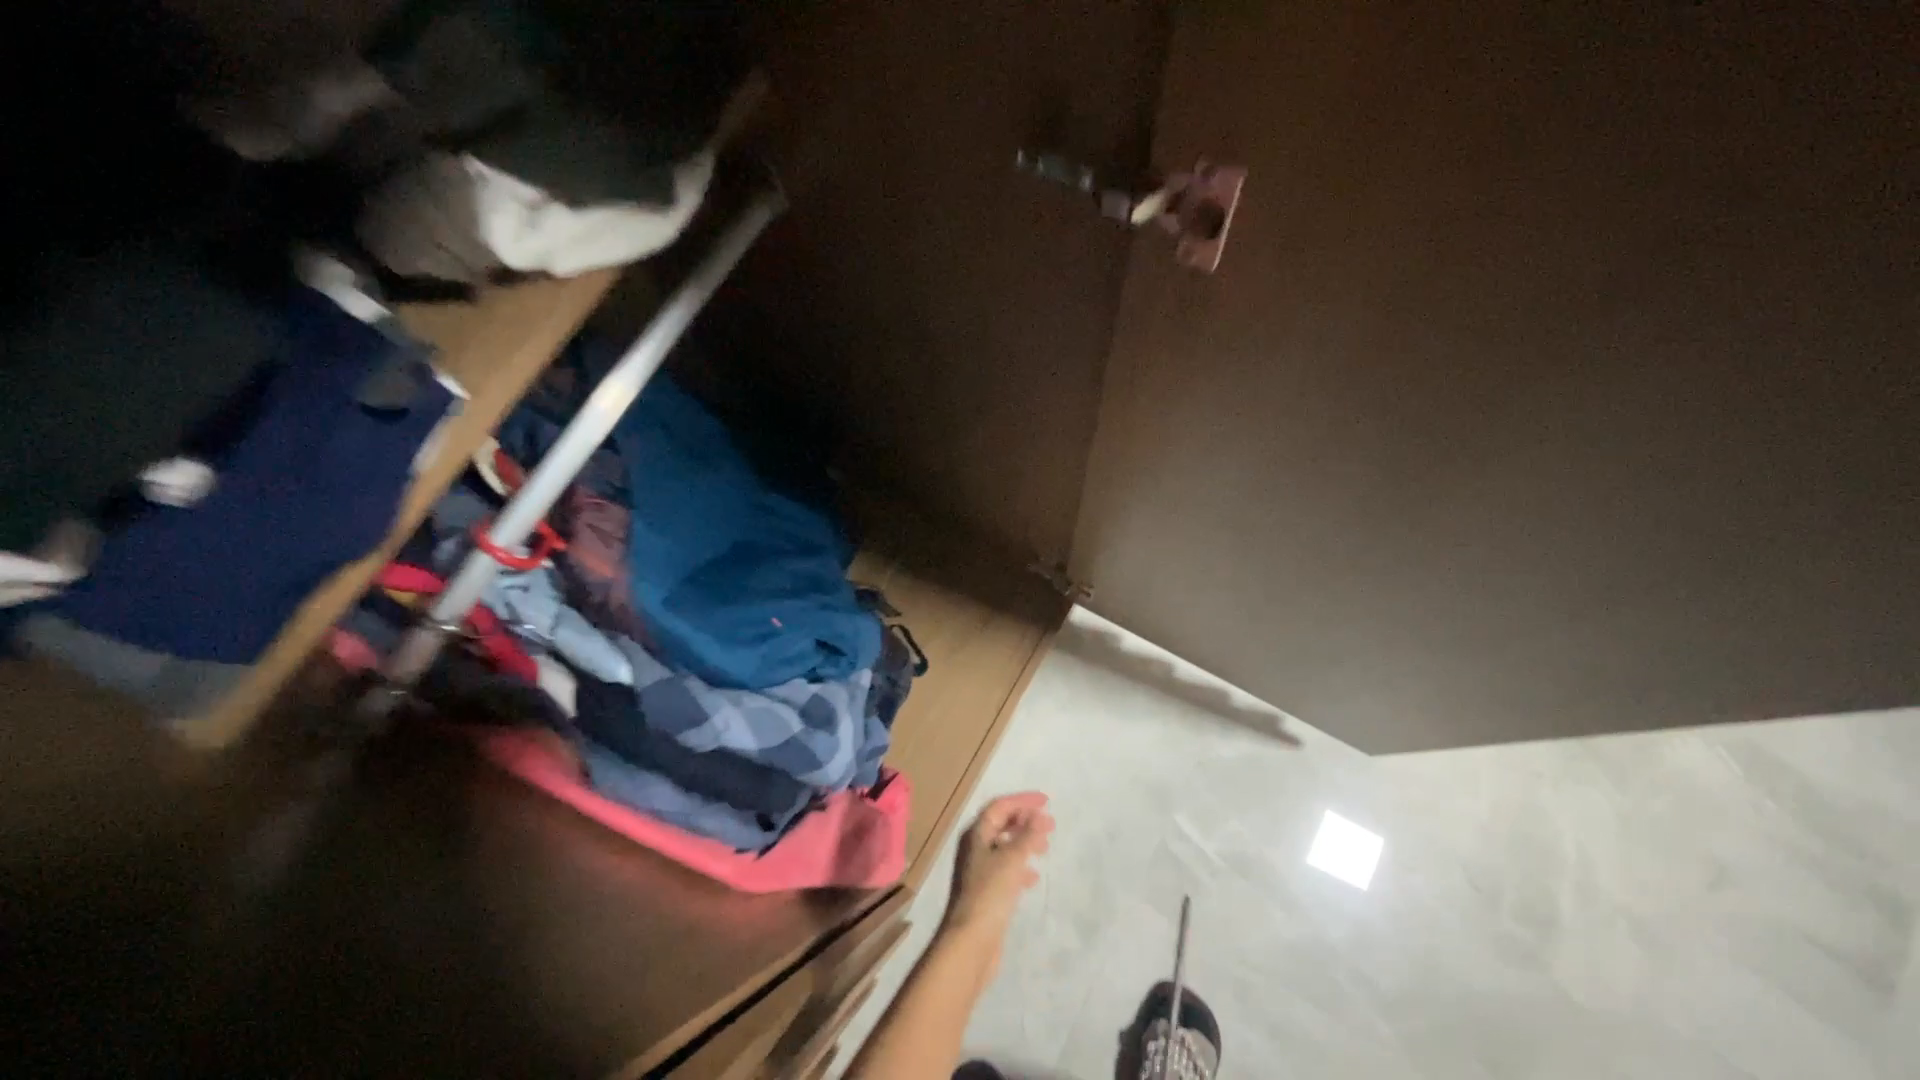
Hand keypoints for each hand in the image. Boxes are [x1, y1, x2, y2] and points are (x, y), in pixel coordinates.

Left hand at [941, 792, 1053, 953]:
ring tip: (1045, 848)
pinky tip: (1033, 878)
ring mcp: (979, 871)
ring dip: (1025, 843)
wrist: (972, 940)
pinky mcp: (986, 892)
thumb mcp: (1012, 859)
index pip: (999, 807)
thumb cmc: (990, 893)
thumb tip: (1037, 815)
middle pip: (1001, 825)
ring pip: (1005, 847)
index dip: (1022, 801)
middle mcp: (975, 849)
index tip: (1046, 802)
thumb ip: (1027, 835)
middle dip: (1026, 822)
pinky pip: (1006, 870)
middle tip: (1050, 826)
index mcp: (976, 835)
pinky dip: (1021, 868)